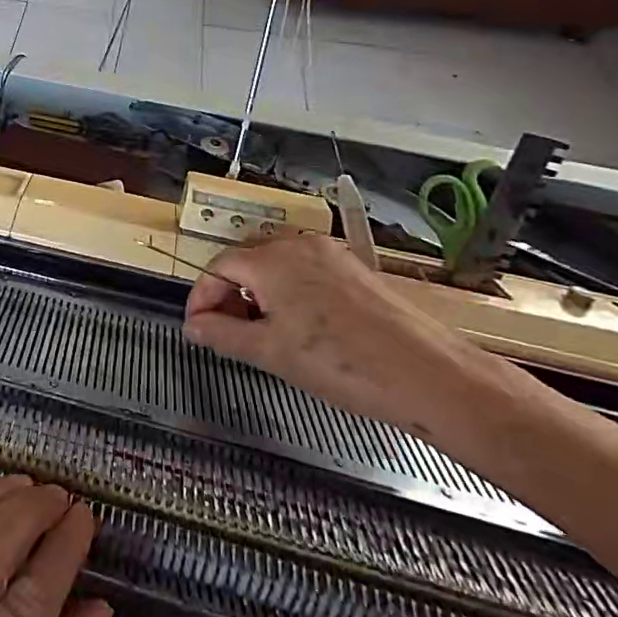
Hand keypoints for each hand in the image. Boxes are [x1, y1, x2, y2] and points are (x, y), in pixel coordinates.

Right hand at [182, 236, 492, 431]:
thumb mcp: (271, 353)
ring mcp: (329, 254)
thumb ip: (224, 334)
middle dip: (230, 295)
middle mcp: (300, 246)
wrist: (421, 371)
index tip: (197, 326)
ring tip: (260, 335)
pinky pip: (306, 272)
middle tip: (224, 333)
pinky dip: (289, 294)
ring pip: (277, 266)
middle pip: (248, 261)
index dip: (202, 297)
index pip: (219, 266)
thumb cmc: (346, 363)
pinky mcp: (351, 268)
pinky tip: (297, 329)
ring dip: (259, 294)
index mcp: (273, 260)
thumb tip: (196, 325)